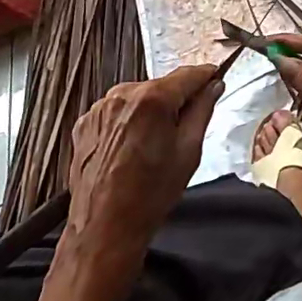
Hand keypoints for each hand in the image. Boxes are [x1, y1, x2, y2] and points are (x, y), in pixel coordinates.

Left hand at [63, 63, 223, 260]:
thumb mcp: (189, 152)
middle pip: (161, 86)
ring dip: (151, 112)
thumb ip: (202, 111)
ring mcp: (100, 109)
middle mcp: (122, 96)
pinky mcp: (86, 123)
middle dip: (177, 101)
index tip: (216, 78)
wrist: (105, 226)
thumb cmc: (149, 195)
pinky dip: (129, 123)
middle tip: (186, 130)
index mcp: (152, 100)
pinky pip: (117, 113)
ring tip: (155, 148)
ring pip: (138, 99)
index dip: (206, 76)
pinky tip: (133, 151)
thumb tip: (212, 87)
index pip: (187, 74)